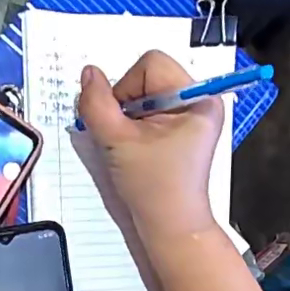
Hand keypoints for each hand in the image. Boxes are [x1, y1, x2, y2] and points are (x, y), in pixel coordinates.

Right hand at [76, 51, 223, 245]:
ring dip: (128, 115)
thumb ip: (97, 103)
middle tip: (125, 135)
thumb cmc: (153, 187)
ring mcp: (192, 115)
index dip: (126, 88)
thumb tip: (89, 74)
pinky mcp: (182, 129)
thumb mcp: (117, 141)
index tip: (122, 122)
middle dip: (127, 102)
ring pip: (146, 93)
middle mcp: (200, 100)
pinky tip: (135, 147)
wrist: (171, 226)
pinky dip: (135, 124)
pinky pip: (151, 110)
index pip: (151, 64)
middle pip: (148, 76)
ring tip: (130, 144)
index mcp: (197, 97)